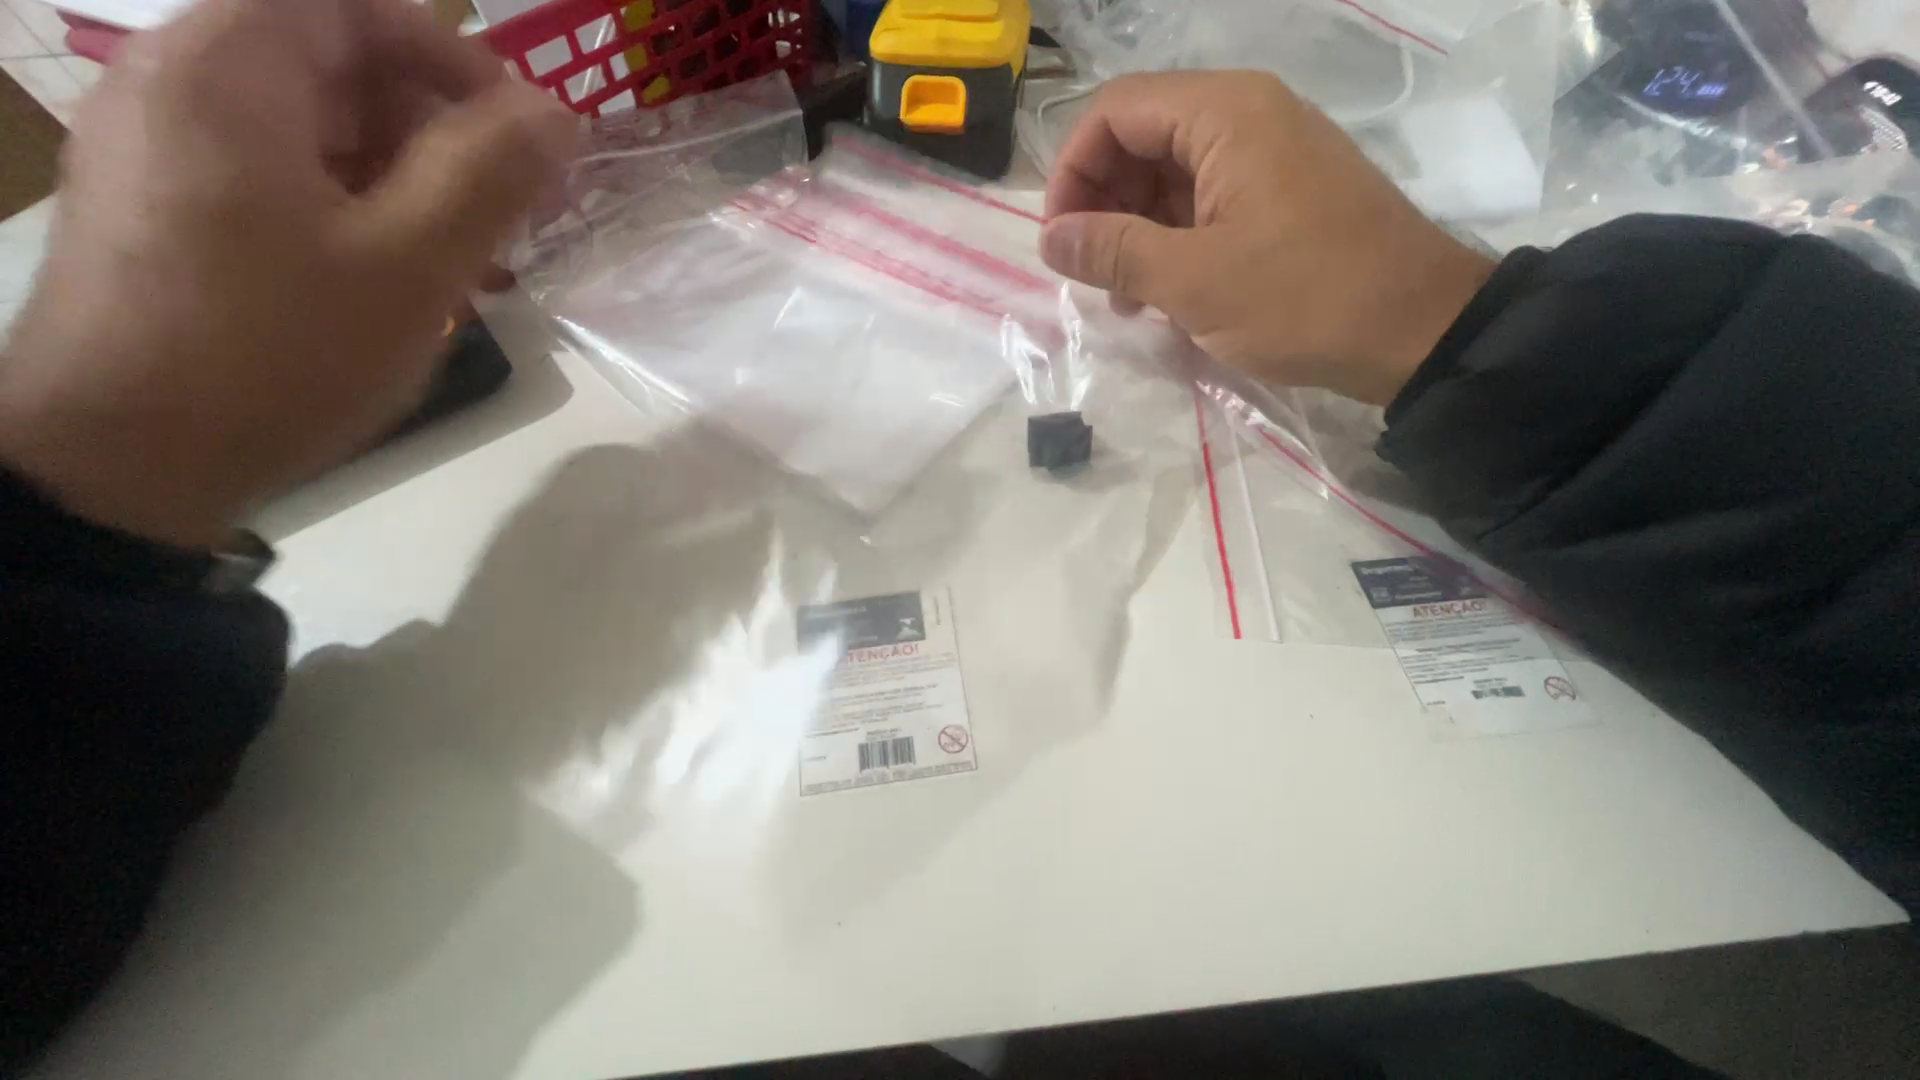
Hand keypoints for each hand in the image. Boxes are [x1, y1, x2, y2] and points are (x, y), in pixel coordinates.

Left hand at [0, 0, 573, 546]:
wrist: (126, 462)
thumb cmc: (278, 350)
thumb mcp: (411, 263)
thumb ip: (489, 175)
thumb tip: (556, 112)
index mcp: (227, 71)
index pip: (355, 7)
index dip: (455, 59)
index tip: (522, 137)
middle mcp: (179, 87)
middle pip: (339, 66)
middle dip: (440, 132)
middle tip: (507, 216)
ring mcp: (167, 154)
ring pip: (320, 133)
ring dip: (410, 184)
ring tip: (467, 264)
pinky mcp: (174, 214)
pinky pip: (288, 182)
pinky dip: (361, 214)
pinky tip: (405, 284)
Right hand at [1039, 70, 1494, 405]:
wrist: (1416, 331)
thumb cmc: (1302, 298)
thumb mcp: (1192, 281)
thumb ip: (1112, 251)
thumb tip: (1049, 239)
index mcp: (1224, 114)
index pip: (1114, 112)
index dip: (1072, 172)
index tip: (1059, 240)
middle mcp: (1245, 117)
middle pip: (1140, 139)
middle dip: (1102, 205)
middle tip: (1089, 274)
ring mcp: (1268, 156)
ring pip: (1169, 176)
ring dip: (1133, 231)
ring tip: (1124, 298)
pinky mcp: (1281, 196)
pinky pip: (1205, 203)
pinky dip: (1172, 242)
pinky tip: (1164, 296)